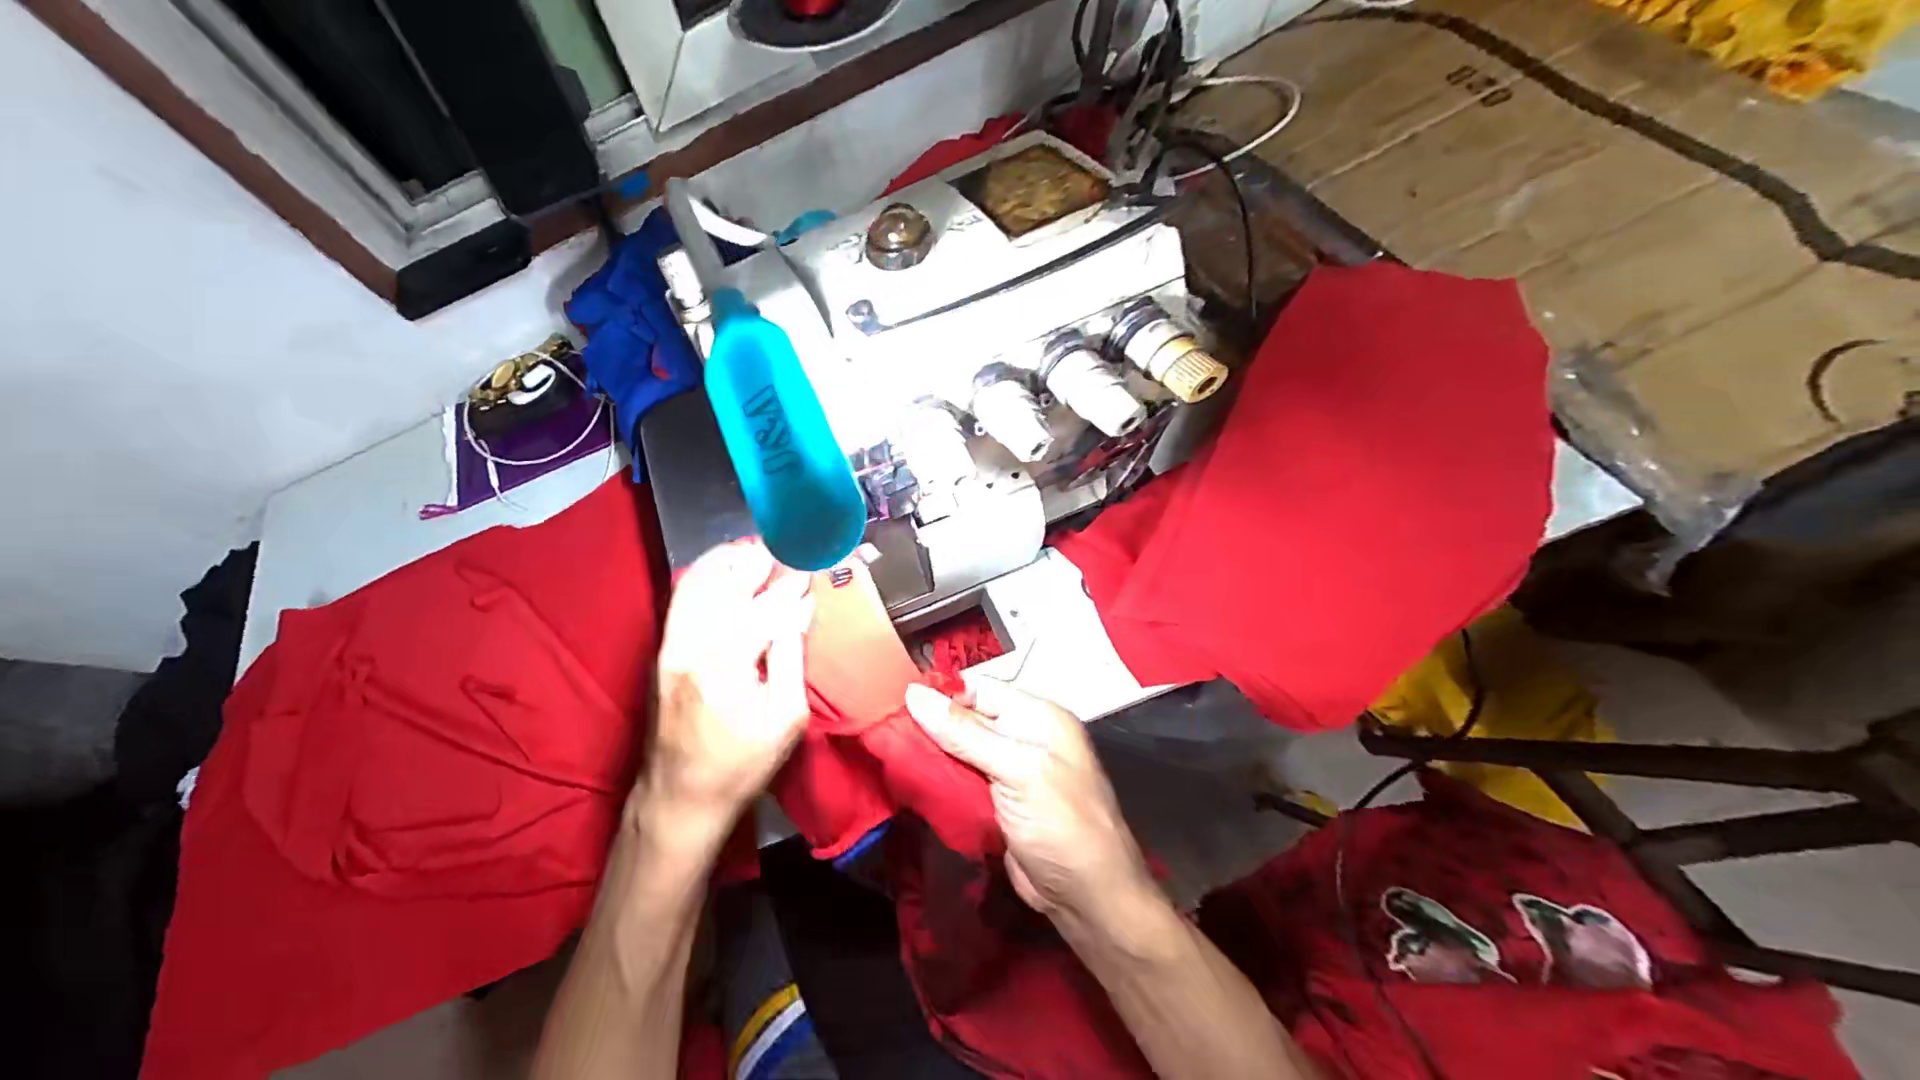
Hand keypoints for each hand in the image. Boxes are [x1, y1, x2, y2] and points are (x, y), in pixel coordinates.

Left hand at [639, 541, 814, 839]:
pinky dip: (705, 575)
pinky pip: (683, 597)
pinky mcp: (662, 650)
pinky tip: (726, 568)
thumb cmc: (741, 765)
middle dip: (759, 560)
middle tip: (788, 546)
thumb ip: (791, 655)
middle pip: (727, 584)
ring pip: (699, 584)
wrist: (679, 797)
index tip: (811, 565)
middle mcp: (690, 646)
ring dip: (729, 560)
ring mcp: (670, 646)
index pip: (764, 608)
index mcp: (724, 666)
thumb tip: (801, 607)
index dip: (791, 584)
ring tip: (760, 549)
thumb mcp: (785, 718)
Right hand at [904, 678, 1156, 933]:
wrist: (1089, 900)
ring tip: (888, 750)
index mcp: (1038, 717)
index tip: (896, 701)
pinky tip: (909, 778)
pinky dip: (938, 780)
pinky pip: (960, 780)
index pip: (981, 689)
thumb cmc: (1062, 824)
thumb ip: (965, 733)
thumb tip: (913, 695)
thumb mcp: (1017, 771)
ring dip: (929, 753)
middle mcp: (1023, 737)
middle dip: (930, 723)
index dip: (942, 693)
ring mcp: (1009, 772)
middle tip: (884, 729)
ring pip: (959, 750)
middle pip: (967, 718)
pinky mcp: (996, 803)